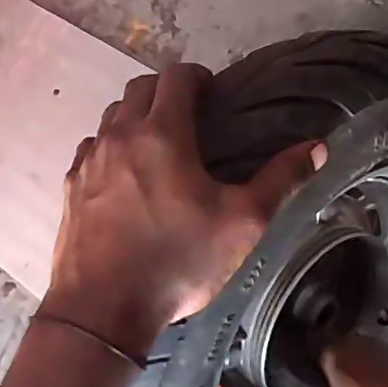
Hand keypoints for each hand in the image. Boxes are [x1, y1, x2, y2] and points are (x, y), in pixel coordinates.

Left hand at [42, 63, 322, 360]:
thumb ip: (281, 180)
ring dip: (137, 116)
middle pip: (139, 88)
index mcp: (162, 134)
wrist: (102, 310)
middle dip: (166, 91)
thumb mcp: (243, 223)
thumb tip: (317, 147)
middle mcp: (119, 136)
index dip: (197, 76)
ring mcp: (89, 160)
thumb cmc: (178, 261)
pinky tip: (125, 176)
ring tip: (160, 145)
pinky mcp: (70, 186)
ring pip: (111, 116)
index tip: (212, 93)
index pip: (175, 76)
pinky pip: (91, 147)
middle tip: (190, 116)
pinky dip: (111, 146)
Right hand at [312, 335, 387, 386]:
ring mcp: (377, 344)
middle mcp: (353, 341)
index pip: (308, 354)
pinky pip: (373, 361)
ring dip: (351, 370)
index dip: (306, 371)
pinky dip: (370, 373)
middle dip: (330, 370)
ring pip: (353, 356)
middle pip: (332, 353)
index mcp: (334, 353)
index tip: (309, 385)